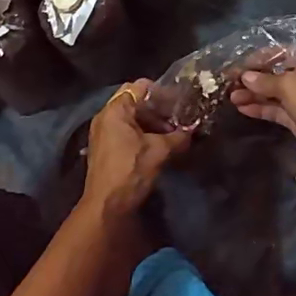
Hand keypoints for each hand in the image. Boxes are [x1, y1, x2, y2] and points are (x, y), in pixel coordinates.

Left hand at [82, 80, 189, 219]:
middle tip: (178, 119)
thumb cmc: (131, 170)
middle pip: (135, 102)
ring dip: (152, 124)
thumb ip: (178, 136)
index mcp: (115, 110)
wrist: (106, 208)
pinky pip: (126, 132)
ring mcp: (102, 134)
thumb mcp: (160, 150)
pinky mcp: (105, 149)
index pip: (140, 86)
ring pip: (131, 118)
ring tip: (172, 135)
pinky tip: (159, 146)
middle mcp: (105, 117)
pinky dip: (142, 134)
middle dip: (158, 110)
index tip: (178, 102)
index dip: (161, 92)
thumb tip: (193, 131)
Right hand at [229, 61, 295, 172]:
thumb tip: (245, 77)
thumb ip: (266, 81)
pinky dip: (260, 108)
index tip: (241, 65)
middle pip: (276, 76)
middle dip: (254, 79)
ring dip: (254, 95)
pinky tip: (242, 108)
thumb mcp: (289, 86)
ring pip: (274, 95)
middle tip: (231, 83)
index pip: (282, 56)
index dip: (261, 59)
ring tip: (232, 97)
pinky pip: (275, 111)